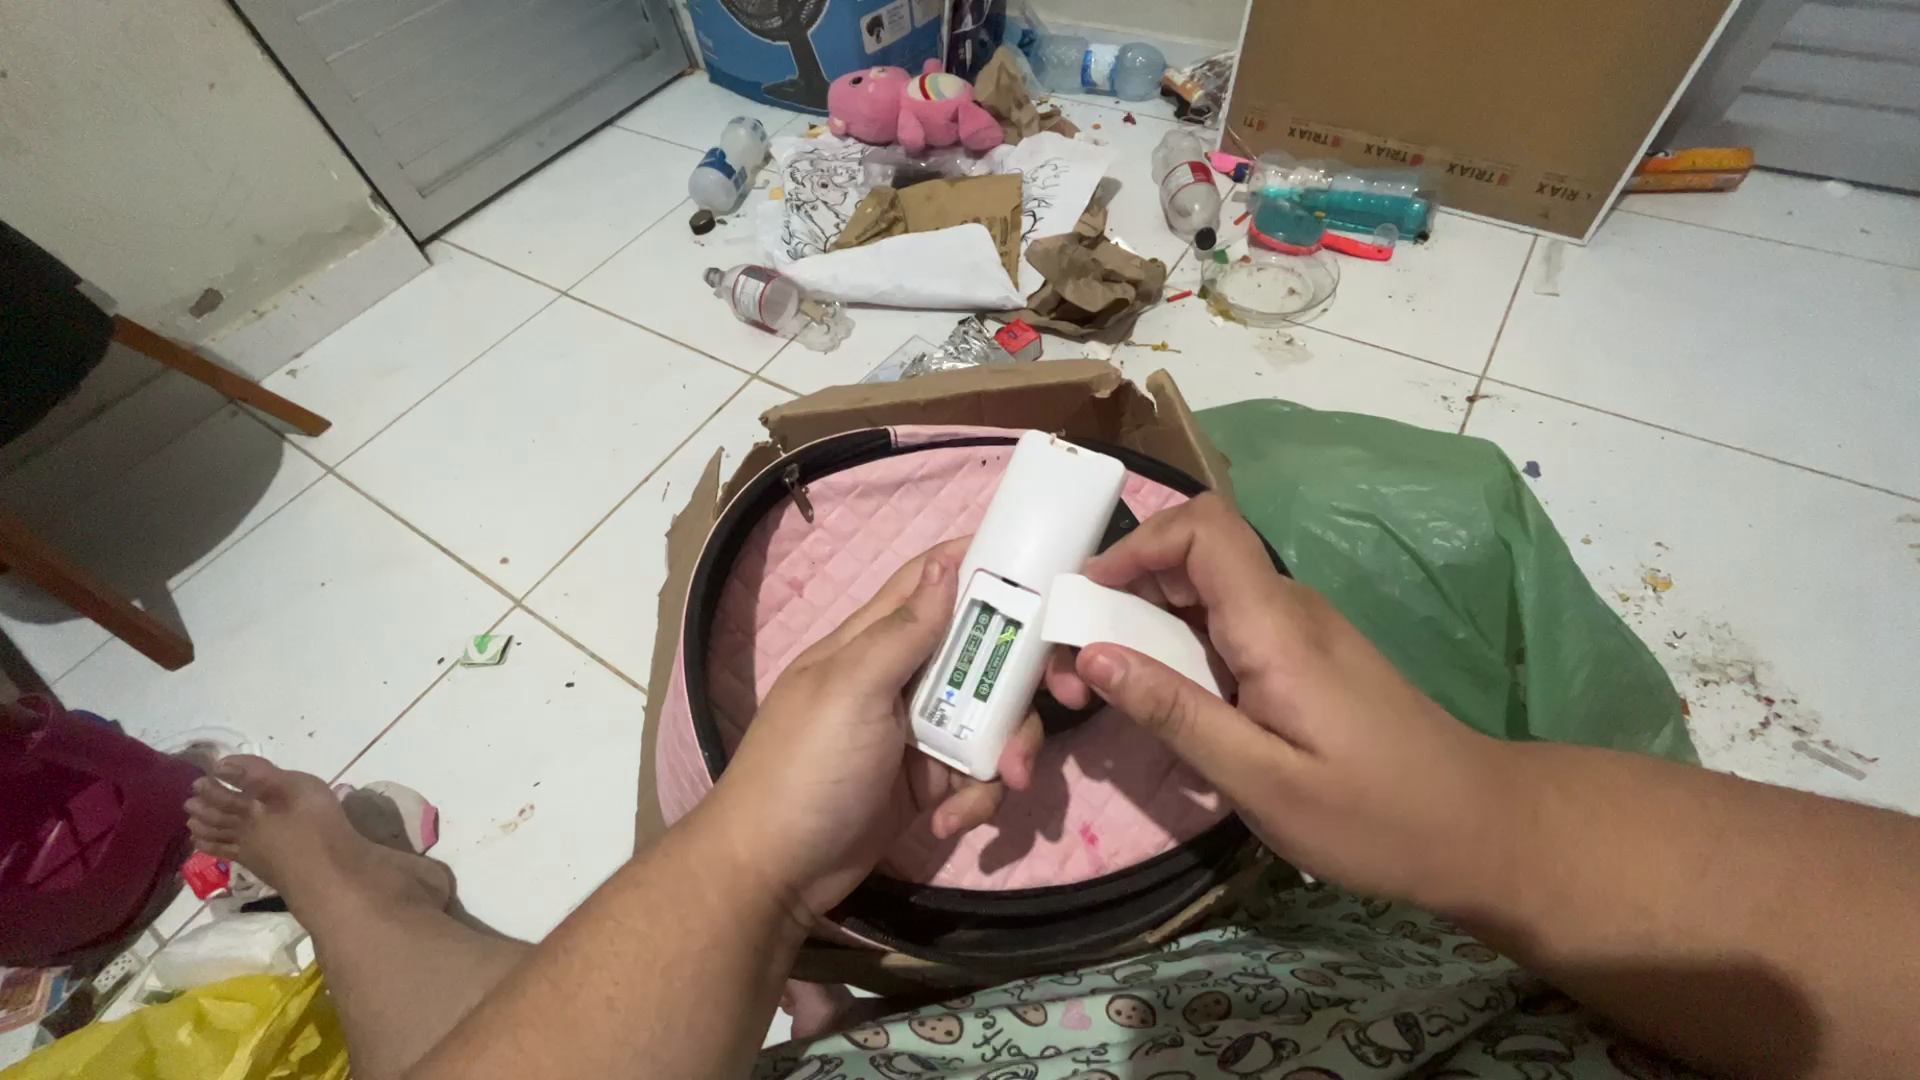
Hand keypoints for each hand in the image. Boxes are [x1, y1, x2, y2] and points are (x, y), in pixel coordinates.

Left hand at [702, 539, 1043, 923]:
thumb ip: (903, 632)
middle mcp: (904, 678)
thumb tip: (944, 563)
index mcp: (876, 642)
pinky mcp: (931, 782)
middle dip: (1018, 677)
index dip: (977, 566)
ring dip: (1006, 749)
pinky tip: (946, 822)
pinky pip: (978, 774)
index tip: (1039, 567)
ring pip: (992, 718)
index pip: (930, 583)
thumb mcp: (851, 691)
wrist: (775, 875)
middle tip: (1061, 692)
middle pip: (981, 653)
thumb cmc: (807, 766)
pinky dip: (975, 798)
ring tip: (1002, 782)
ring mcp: (919, 732)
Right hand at [1045, 494, 1510, 909]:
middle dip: (1119, 593)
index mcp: (1275, 626)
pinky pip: (1216, 624)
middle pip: (1188, 556)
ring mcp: (1292, 627)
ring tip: (1100, 684)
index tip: (1087, 595)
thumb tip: (1092, 655)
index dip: (1137, 544)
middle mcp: (1282, 607)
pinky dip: (1170, 645)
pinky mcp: (1294, 651)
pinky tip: (1156, 693)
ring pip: (1197, 591)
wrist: (1480, 829)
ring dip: (1138, 623)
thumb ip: (1173, 713)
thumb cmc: (1375, 815)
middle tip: (1077, 663)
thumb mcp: (1261, 781)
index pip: (1203, 529)